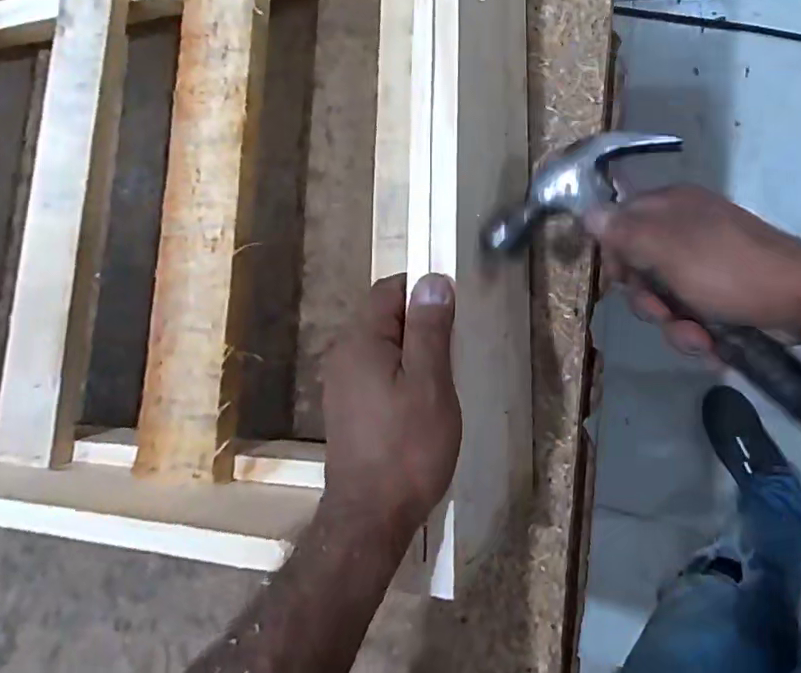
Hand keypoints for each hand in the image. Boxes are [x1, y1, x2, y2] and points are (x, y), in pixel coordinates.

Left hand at [322, 274, 461, 531]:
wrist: (371, 520)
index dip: (424, 289)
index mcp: (360, 343)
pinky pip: (380, 367)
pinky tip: (426, 395)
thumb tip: (433, 280)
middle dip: (422, 318)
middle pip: (386, 314)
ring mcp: (343, 384)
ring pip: (385, 342)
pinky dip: (405, 368)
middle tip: (456, 343)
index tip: (456, 310)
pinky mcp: (351, 407)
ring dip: (417, 346)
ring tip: (446, 371)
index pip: (389, 289)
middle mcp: (344, 356)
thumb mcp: (430, 380)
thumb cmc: (408, 445)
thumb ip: (430, 328)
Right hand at [586, 184, 800, 357]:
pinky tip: (715, 345)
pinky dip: (700, 332)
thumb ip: (625, 232)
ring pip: (667, 299)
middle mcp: (687, 228)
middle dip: (650, 302)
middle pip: (641, 268)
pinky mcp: (725, 291)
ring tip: (700, 337)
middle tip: (666, 312)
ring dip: (677, 325)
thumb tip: (587, 212)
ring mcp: (708, 261)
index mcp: (672, 207)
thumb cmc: (730, 270)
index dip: (618, 257)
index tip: (626, 281)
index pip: (620, 223)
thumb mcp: (669, 250)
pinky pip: (694, 313)